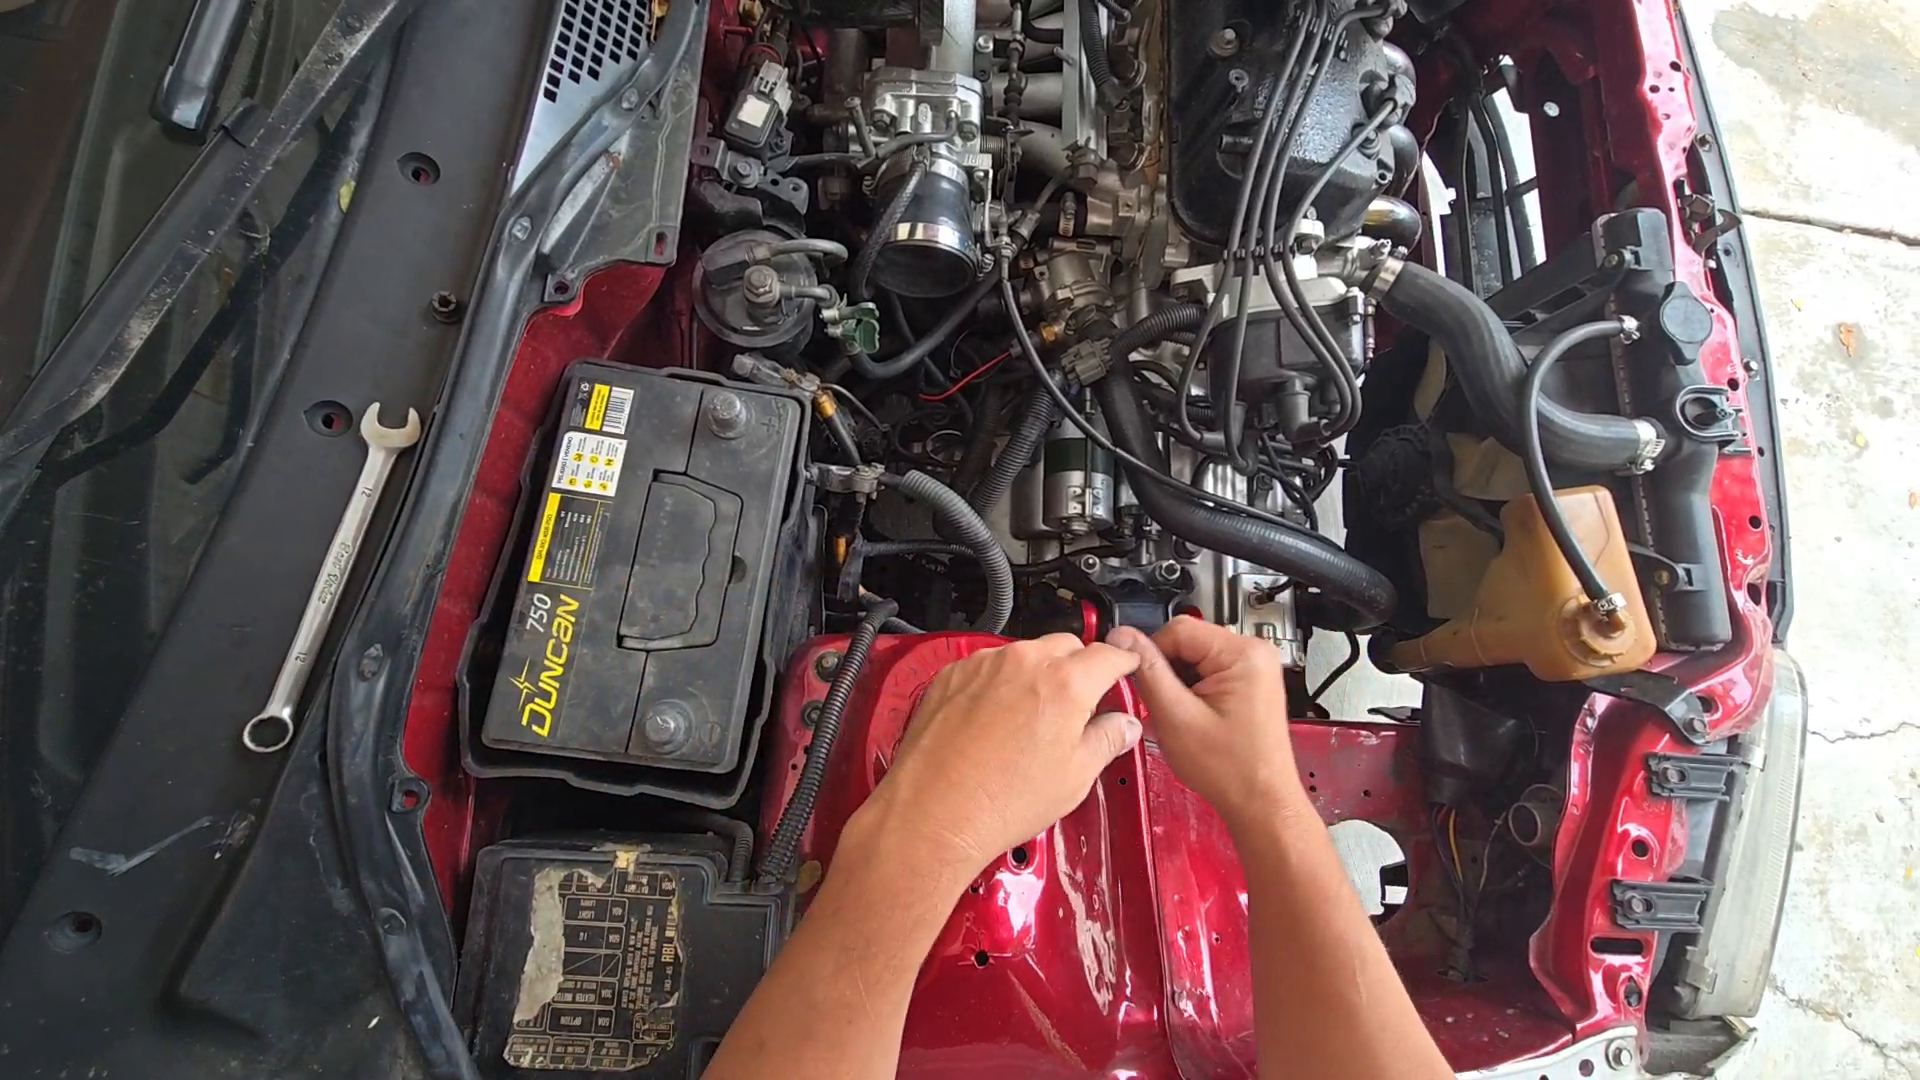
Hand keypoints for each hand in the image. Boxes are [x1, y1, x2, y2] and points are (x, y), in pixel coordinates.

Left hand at [855, 634, 1142, 879]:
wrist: (934, 810)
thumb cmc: (1000, 800)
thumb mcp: (1075, 777)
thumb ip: (1106, 740)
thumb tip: (1123, 726)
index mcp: (1065, 682)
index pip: (1108, 654)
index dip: (1122, 663)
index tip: (1124, 670)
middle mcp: (1024, 662)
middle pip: (1066, 646)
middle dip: (1079, 667)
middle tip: (1077, 702)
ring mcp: (985, 664)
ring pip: (1025, 653)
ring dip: (1036, 673)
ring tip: (1030, 717)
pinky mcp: (953, 673)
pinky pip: (988, 665)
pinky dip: (999, 681)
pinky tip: (995, 718)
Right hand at [1108, 616, 1308, 831]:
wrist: (1261, 803)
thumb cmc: (1231, 770)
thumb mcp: (1175, 717)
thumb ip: (1147, 671)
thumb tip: (1122, 636)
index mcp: (1243, 653)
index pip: (1176, 629)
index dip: (1151, 656)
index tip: (1144, 684)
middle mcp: (1254, 652)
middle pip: (1185, 641)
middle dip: (1167, 672)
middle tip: (1168, 707)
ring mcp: (1253, 666)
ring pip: (1192, 656)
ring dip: (1178, 682)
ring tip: (1184, 715)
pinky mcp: (1248, 680)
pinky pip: (1205, 669)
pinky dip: (1191, 689)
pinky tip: (1195, 715)